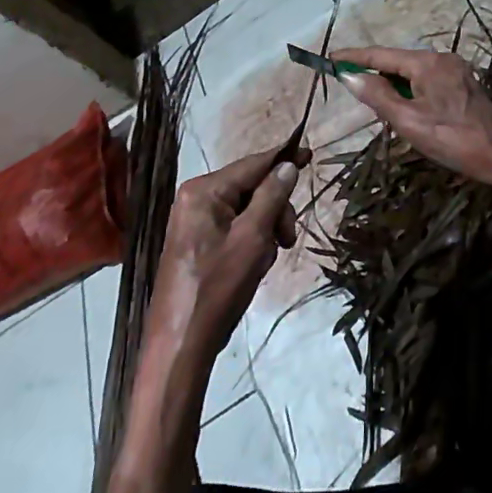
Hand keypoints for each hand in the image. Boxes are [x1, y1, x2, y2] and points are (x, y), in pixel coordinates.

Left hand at [101, 145, 304, 492]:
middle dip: (275, 210)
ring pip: (248, 210)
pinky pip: (236, 228)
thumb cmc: (217, 286)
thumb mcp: (252, 238)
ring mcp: (195, 221)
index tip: (309, 153)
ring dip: (266, 231)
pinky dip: (252, 242)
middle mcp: (195, 198)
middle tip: (287, 240)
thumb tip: (286, 164)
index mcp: (203, 191)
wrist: (182, 340)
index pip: (253, 164)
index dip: (283, 159)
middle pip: (251, 187)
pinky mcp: (198, 241)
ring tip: (265, 261)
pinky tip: (253, 266)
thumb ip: (271, 197)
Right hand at [331, 46, 491, 185]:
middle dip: (373, 73)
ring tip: (373, 100)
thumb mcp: (408, 120)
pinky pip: (426, 81)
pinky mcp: (462, 86)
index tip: (331, 57)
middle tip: (349, 85)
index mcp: (427, 63)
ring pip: (412, 72)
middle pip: (397, 61)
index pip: (381, 55)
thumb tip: (351, 76)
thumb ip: (378, 96)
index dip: (354, 57)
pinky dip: (409, 89)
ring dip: (392, 84)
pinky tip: (401, 105)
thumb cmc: (452, 139)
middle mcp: (442, 59)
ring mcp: (455, 71)